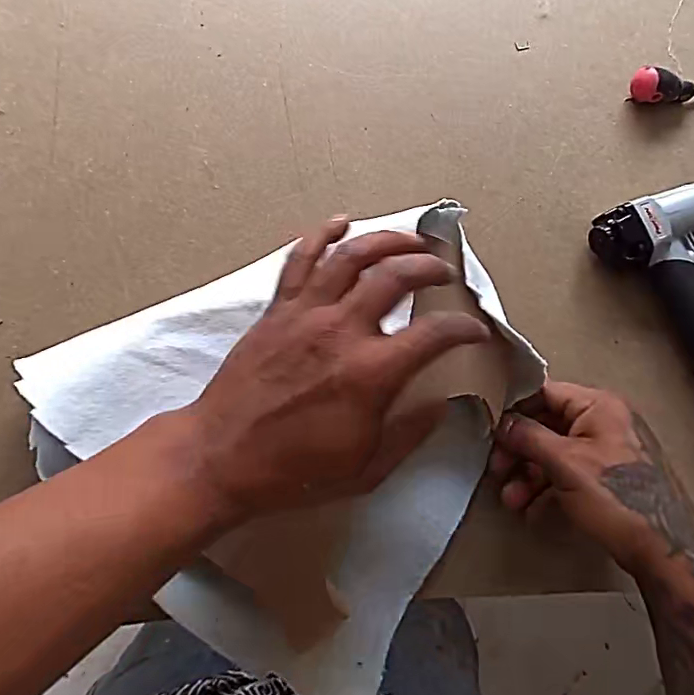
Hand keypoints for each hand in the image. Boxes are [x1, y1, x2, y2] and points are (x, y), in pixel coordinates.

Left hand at [184, 216, 492, 520]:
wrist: (221, 458)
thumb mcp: (367, 468)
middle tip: (443, 273)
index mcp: (370, 374)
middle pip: (396, 276)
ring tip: (410, 240)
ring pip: (351, 256)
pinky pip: (301, 260)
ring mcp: (305, 315)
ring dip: (387, 240)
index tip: (471, 330)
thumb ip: (411, 432)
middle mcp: (340, 332)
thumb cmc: (292, 470)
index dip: (464, 328)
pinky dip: (322, 235)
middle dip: (430, 268)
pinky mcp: (278, 311)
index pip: (434, 334)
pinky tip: (341, 223)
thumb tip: (439, 404)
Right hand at [490, 382, 693, 581]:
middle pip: (546, 425)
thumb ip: (528, 436)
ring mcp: (604, 451)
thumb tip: (503, 424)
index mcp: (598, 406)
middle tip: (497, 469)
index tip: (492, 430)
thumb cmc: (618, 497)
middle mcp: (602, 422)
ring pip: (553, 453)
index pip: (545, 393)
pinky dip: (545, 487)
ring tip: (512, 499)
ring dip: (527, 474)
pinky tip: (530, 508)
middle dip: (518, 450)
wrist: (660, 549)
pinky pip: (565, 473)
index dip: (515, 410)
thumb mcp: (564, 462)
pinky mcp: (604, 479)